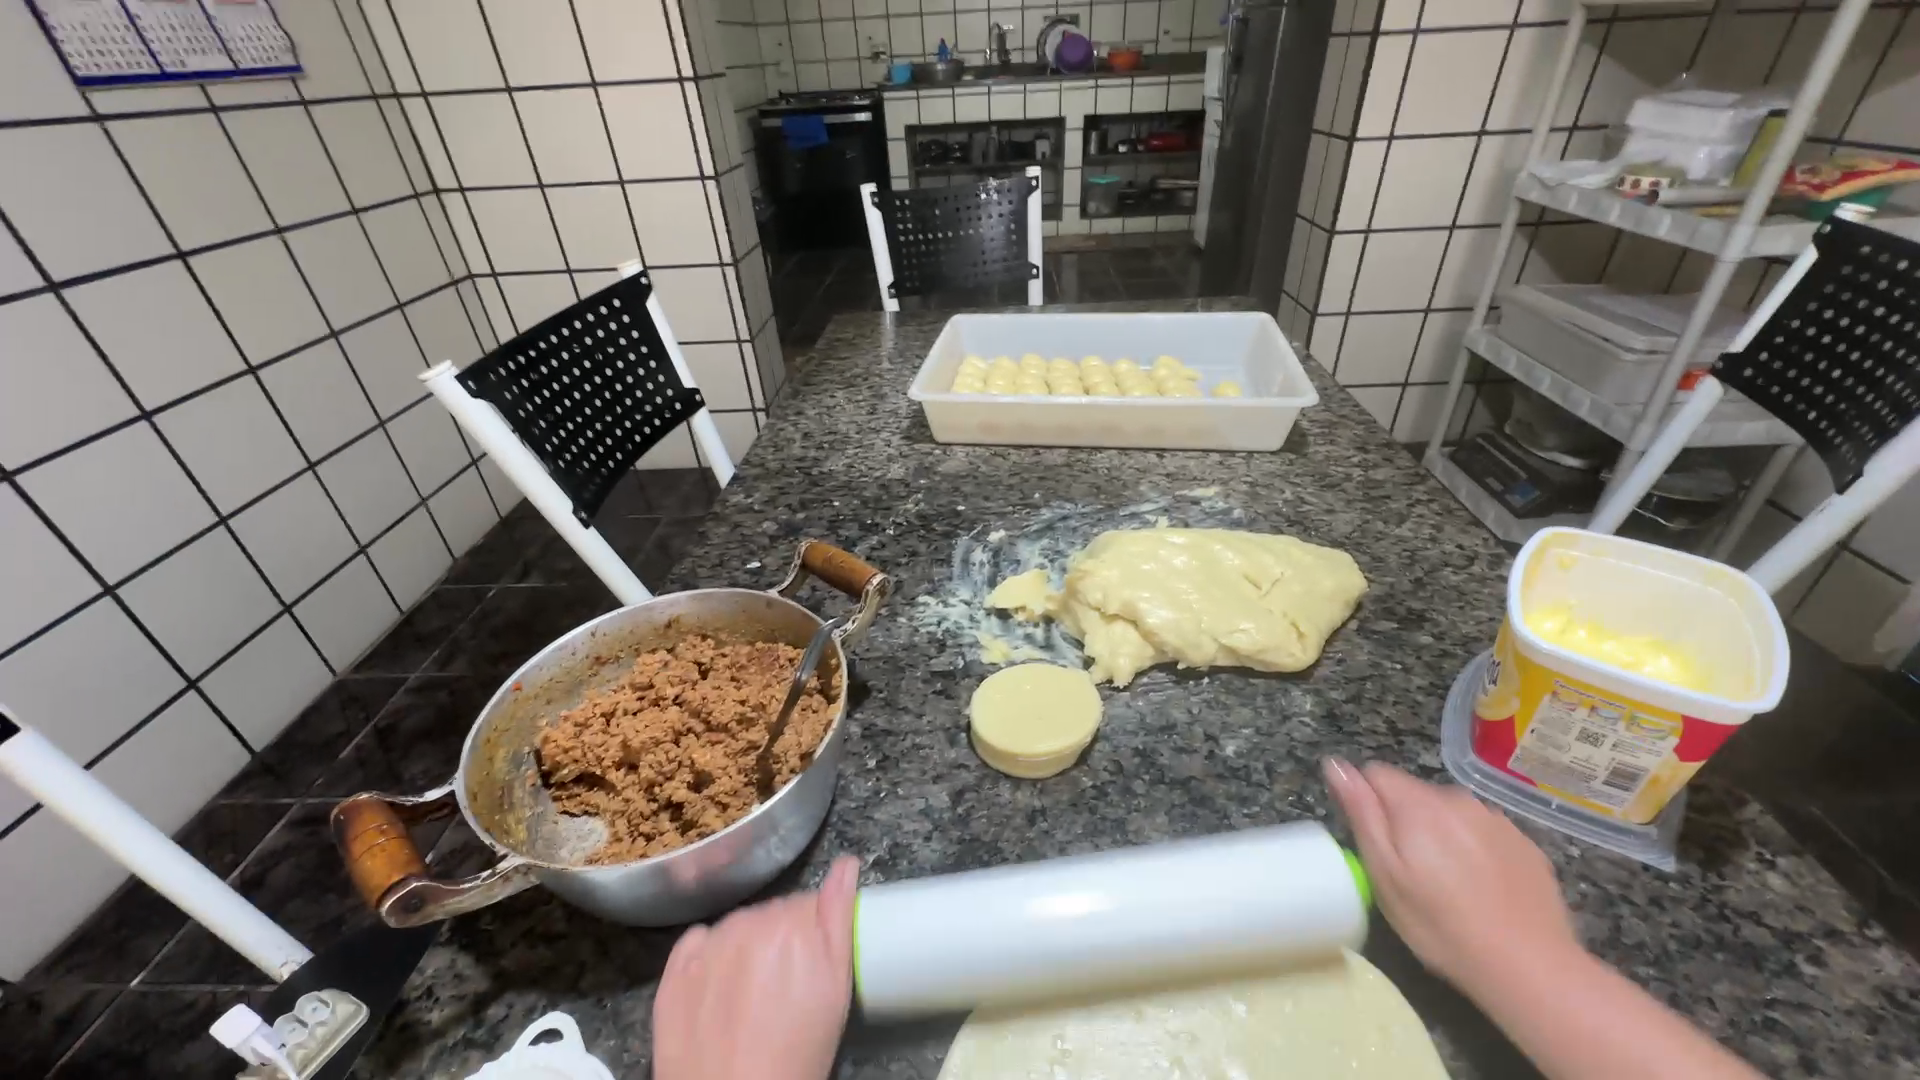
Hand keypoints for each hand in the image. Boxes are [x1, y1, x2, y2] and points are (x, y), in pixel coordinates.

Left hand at [652, 855, 860, 1079]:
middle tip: (788, 989)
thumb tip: (847, 864)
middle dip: (783, 939)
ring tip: (755, 997)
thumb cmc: (798, 1052)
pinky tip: (719, 988)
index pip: (810, 903)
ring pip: (739, 926)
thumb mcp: (836, 987)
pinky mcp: (675, 969)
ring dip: (749, 947)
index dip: (815, 934)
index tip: (814, 967)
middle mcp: (747, 922)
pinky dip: (710, 954)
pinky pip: (699, 941)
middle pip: (774, 914)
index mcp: (792, 921)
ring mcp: (707, 944)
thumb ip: (839, 916)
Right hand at [1322, 758, 1578, 994]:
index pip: (1375, 773)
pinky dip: (1474, 848)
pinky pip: (1482, 831)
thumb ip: (1361, 813)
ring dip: (1439, 832)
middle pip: (1413, 792)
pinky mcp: (1525, 843)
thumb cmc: (1440, 924)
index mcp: (1417, 804)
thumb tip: (1336, 765)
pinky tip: (1481, 886)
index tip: (1374, 841)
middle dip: (1403, 819)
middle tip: (1408, 870)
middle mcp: (1458, 799)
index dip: (1365, 801)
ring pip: (1449, 811)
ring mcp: (1496, 820)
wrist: (1530, 967)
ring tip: (1447, 881)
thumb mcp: (1384, 873)